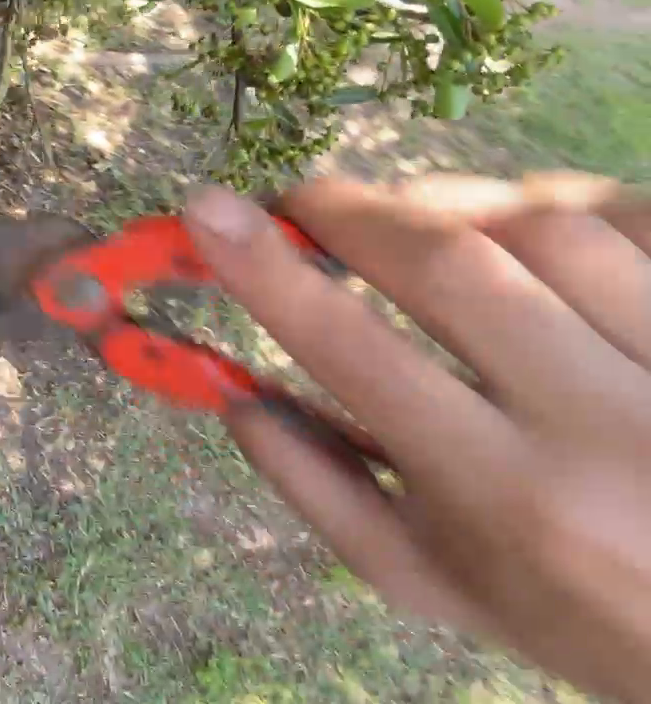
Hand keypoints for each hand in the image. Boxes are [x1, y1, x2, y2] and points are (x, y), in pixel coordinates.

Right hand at [183, 176, 650, 700]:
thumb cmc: (577, 608)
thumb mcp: (424, 577)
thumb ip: (310, 483)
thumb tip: (225, 389)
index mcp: (504, 496)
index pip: (353, 350)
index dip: (265, 268)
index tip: (204, 208)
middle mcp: (607, 431)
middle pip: (452, 263)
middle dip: (351, 213)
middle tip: (300, 206)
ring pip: (547, 227)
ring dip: (446, 206)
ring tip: (409, 224)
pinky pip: (641, 219)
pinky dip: (556, 202)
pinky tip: (521, 228)